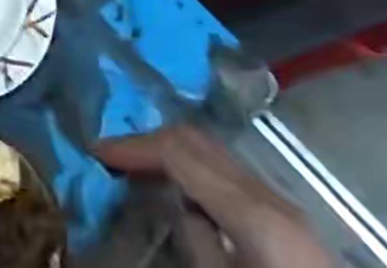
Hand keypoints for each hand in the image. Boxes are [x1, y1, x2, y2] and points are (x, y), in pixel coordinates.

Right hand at [94, 126, 330, 267]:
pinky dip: (196, 173)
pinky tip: (180, 196)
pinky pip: (231, 179)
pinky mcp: (290, 226)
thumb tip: (178, 211)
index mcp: (253, 214)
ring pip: (216, 156)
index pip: (179, 152)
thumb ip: (197, 245)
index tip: (95, 154)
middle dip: (149, 142)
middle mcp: (270, 198)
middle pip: (198, 143)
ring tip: (137, 172)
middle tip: (110, 158)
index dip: (132, 147)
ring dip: (172, 154)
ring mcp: (285, 209)